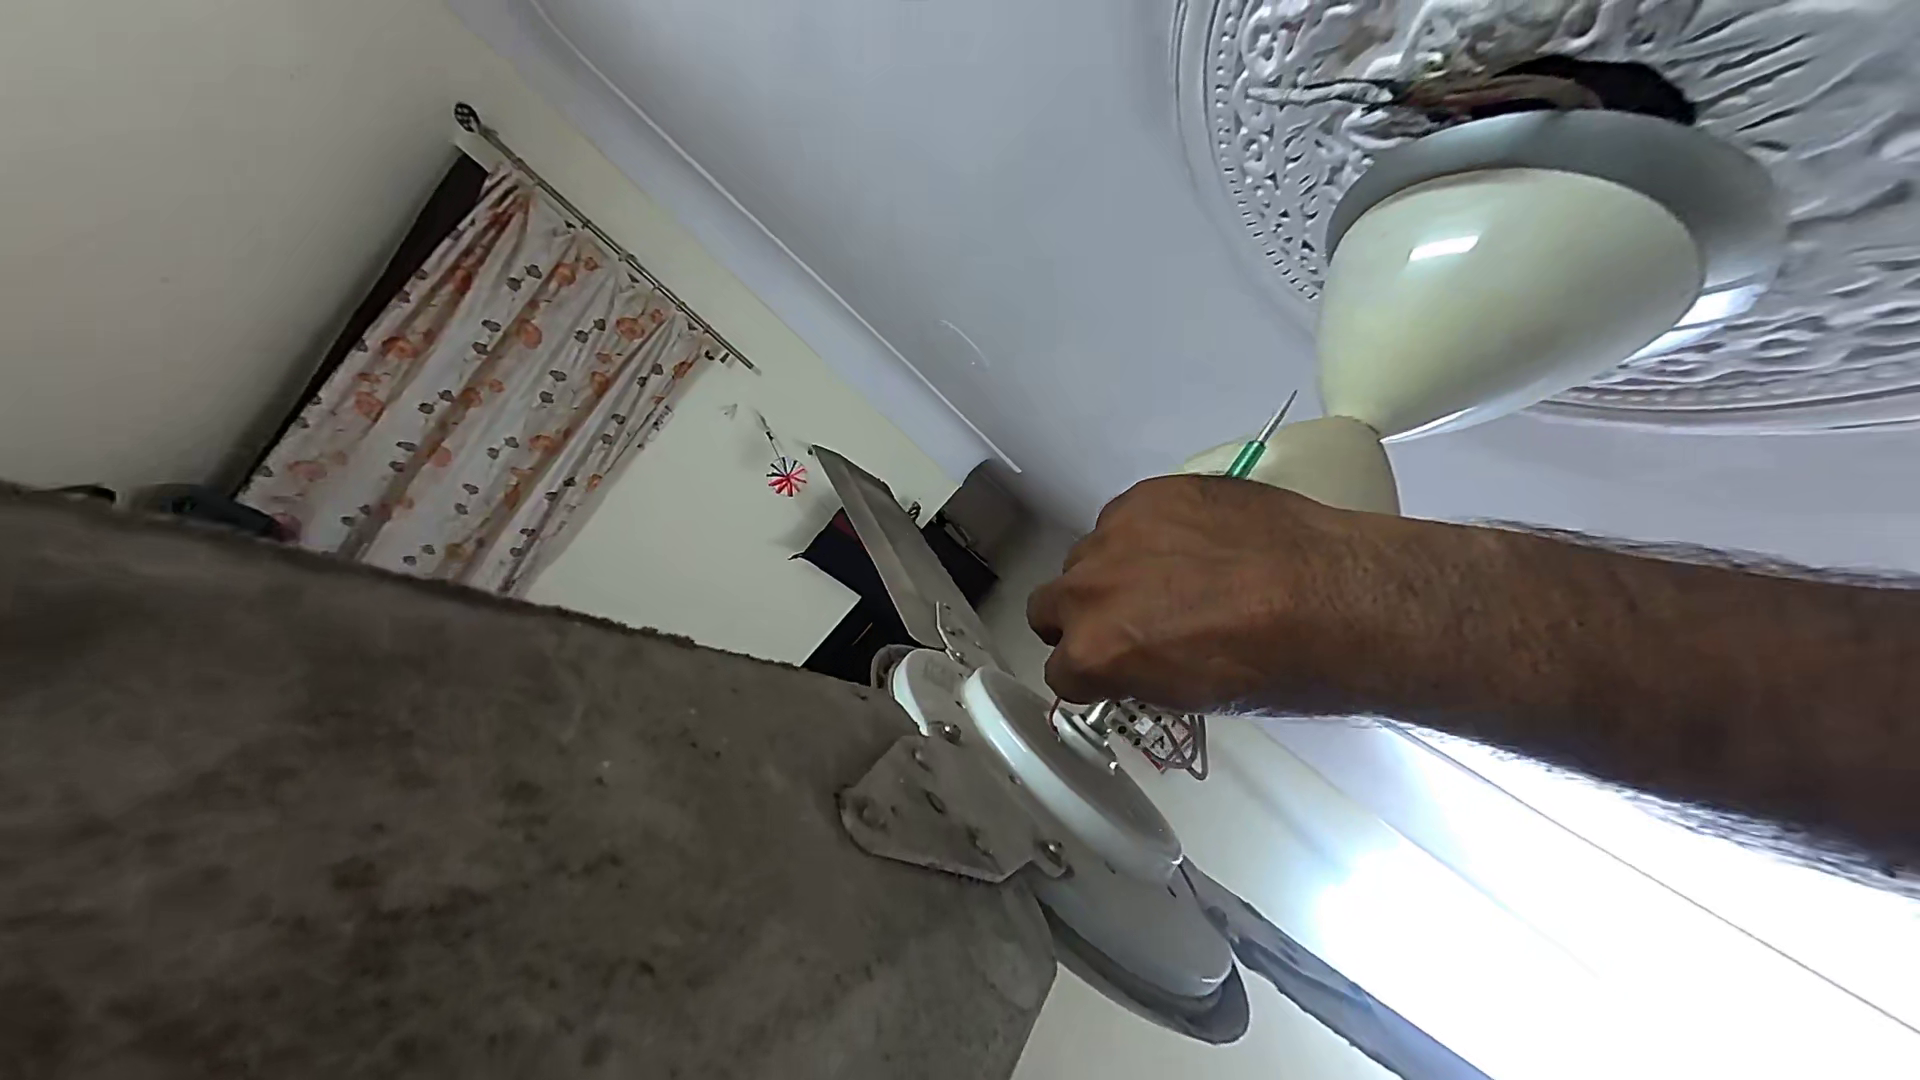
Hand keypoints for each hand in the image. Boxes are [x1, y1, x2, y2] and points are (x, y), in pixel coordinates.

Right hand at [1027, 475, 1431, 713]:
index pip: (1059, 671)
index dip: (1089, 673)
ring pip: (1086, 557)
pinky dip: (1145, 534)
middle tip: (1129, 620)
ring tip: (1174, 573)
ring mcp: (1115, 535)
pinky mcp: (1148, 494)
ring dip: (1112, 571)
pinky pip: (1123, 519)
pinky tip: (1194, 542)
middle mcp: (1087, 592)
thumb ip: (1133, 670)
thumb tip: (1133, 654)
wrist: (1339, 598)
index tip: (1113, 668)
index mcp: (1094, 653)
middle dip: (1077, 619)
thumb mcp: (1187, 696)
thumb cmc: (1275, 668)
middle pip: (1047, 607)